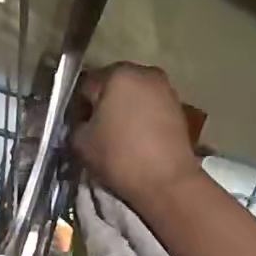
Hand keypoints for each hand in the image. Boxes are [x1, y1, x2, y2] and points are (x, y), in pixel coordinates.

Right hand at [73, 64, 198, 207]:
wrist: (167, 181)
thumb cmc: (119, 157)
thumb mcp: (81, 143)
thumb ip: (76, 126)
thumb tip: (82, 124)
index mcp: (117, 75)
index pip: (86, 87)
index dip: (78, 109)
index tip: (78, 130)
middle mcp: (144, 73)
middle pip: (113, 88)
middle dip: (103, 107)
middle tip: (97, 134)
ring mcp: (166, 89)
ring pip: (133, 98)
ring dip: (123, 113)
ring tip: (119, 139)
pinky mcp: (179, 107)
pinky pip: (150, 109)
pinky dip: (141, 120)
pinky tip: (137, 141)